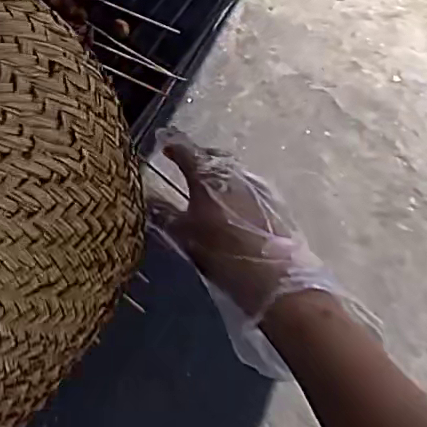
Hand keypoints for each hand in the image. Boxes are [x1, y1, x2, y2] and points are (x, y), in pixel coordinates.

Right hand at [148, 129, 380, 380]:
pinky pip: (246, 184)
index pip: (185, 151)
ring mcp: (256, 184)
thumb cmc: (225, 255)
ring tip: (207, 186)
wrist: (279, 281)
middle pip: (210, 156)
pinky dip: (233, 188)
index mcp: (207, 176)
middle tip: (184, 166)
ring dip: (216, 174)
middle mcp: (232, 171)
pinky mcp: (274, 200)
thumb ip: (164, 214)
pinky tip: (231, 205)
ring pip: (230, 170)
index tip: (163, 145)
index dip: (172, 146)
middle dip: (196, 158)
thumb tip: (147, 197)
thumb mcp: (186, 237)